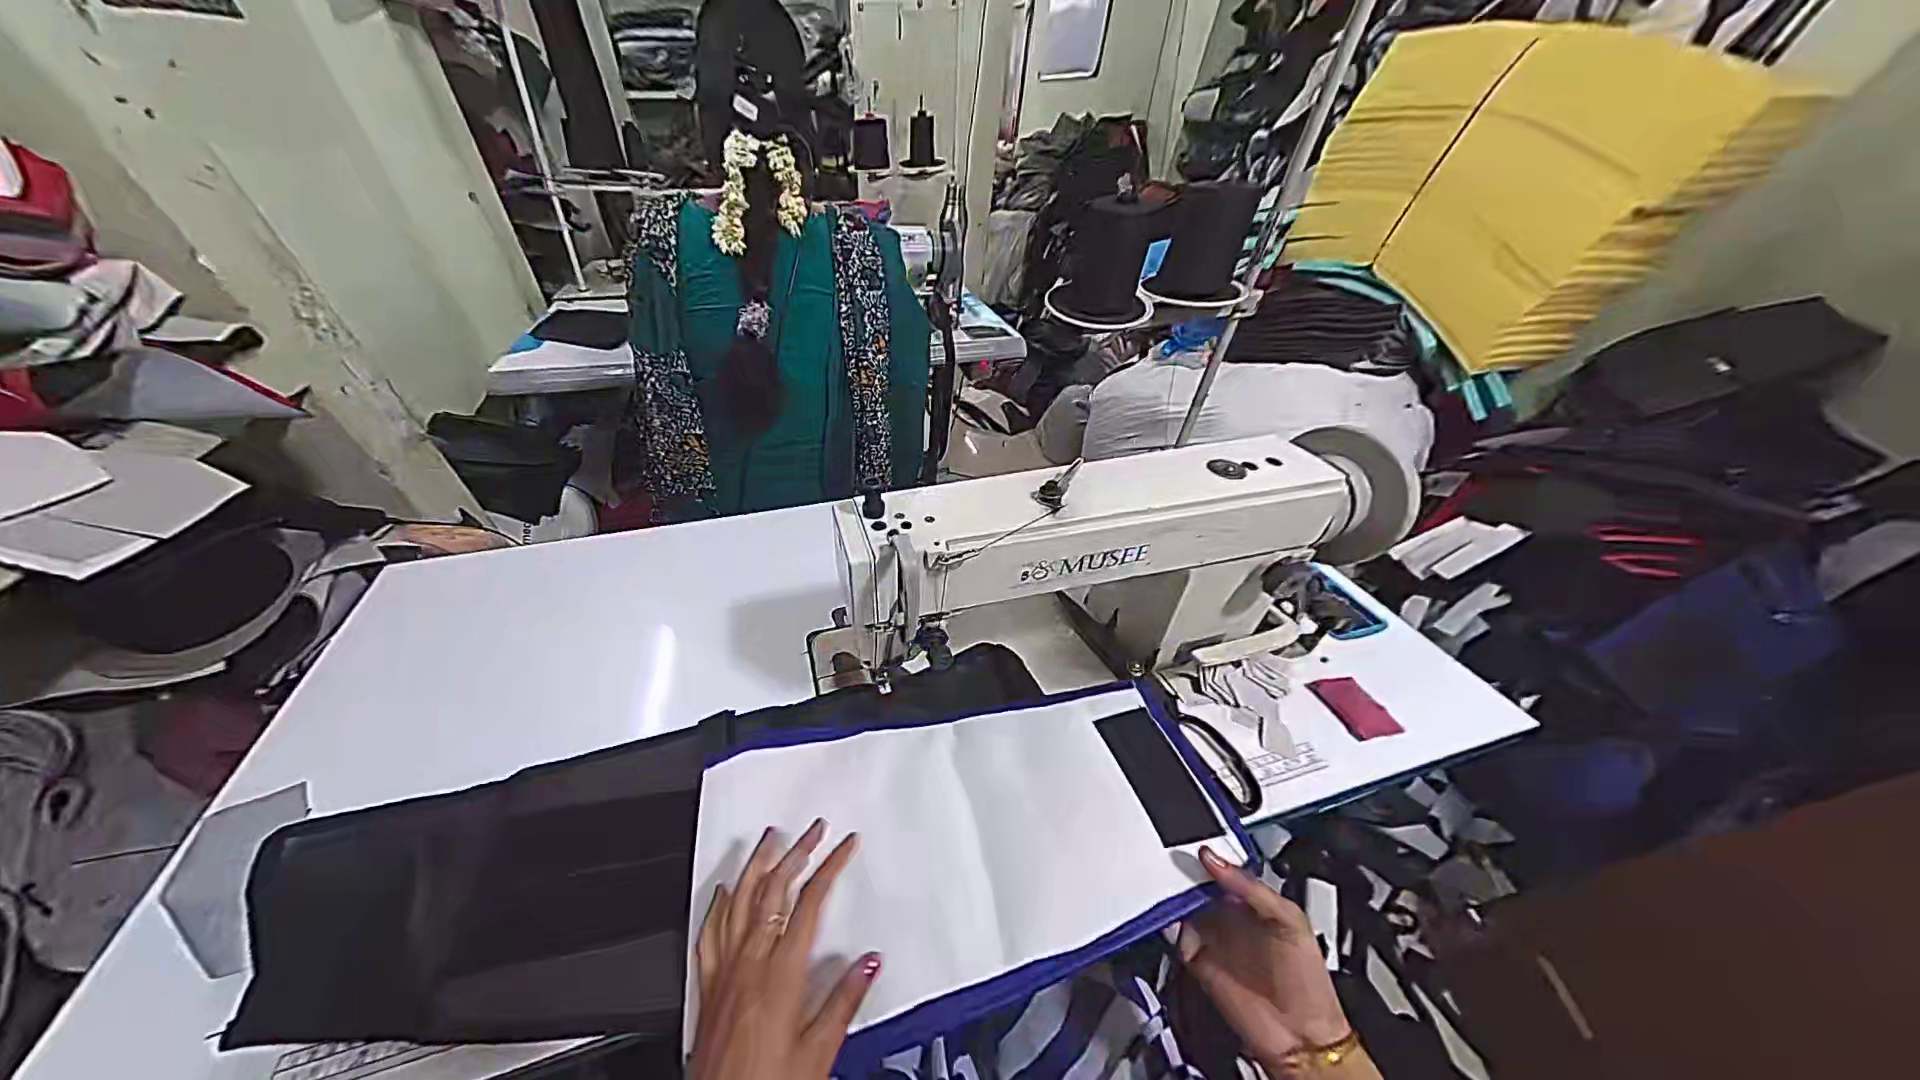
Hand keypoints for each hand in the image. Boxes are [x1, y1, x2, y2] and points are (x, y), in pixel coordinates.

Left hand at [692, 820, 880, 1079]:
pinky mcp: (707, 986)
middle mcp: (750, 964)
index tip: (845, 845)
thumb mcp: (819, 1051)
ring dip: (758, 864)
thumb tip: (870, 961)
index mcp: (781, 974)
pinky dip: (720, 905)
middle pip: (774, 890)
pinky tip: (725, 890)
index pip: (811, 902)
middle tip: (814, 830)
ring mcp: (725, 971)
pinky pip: (711, 933)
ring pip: (740, 901)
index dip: (831, 866)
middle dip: (797, 852)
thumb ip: (845, 1000)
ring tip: (770, 839)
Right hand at [1181, 848, 1360, 1074]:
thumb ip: (1252, 888)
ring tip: (1166, 886)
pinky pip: (1170, 932)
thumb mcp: (1290, 920)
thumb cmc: (1307, 980)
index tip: (1193, 847)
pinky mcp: (1193, 956)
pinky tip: (1165, 913)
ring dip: (1168, 893)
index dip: (1205, 855)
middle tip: (1174, 864)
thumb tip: (1215, 860)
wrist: (1300, 1037)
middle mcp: (1225, 912)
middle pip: (1193, 882)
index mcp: (1248, 898)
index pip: (1219, 866)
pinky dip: (1162, 921)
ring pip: (1177, 903)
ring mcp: (1208, 933)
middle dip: (1181, 871)